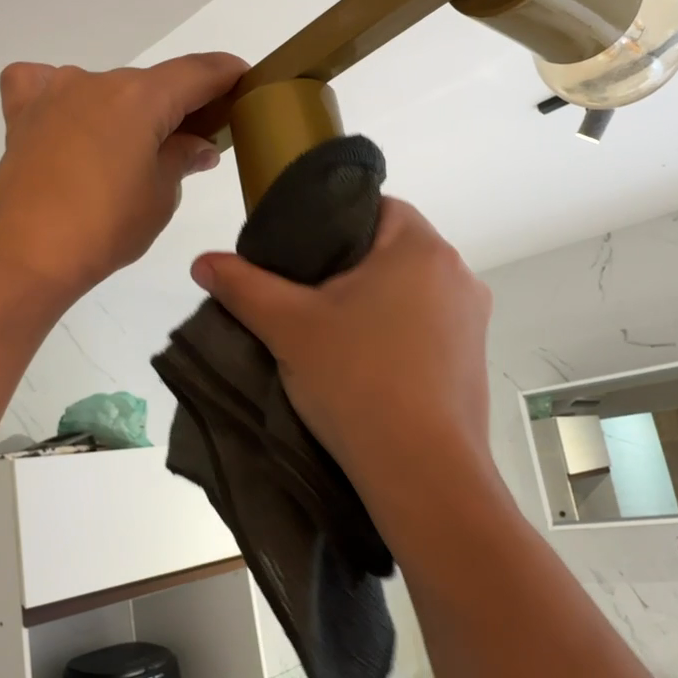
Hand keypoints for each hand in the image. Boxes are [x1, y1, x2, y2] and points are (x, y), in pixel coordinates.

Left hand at [0, 52, 246, 302]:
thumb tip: (198, 145)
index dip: (225, 75)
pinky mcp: (21, 116)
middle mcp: (97, 81)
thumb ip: (182, 159)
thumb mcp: (159, 198)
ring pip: (103, 90)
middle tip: (191, 144)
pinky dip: (60, 98)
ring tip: (129, 153)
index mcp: (141, 97)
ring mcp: (54, 95)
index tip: (244, 81)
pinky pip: (42, 87)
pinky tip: (65, 123)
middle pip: (149, 85)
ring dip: (124, 113)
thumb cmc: (105, 228)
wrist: (24, 256)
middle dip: (174, 108)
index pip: (197, 73)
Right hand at [188, 199, 493, 500]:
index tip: (300, 256)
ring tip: (333, 337)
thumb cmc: (357, 380)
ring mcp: (473, 320)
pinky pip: (429, 331)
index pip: (376, 207)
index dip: (333, 224)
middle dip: (350, 270)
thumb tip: (202, 262)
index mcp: (420, 247)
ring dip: (375, 306)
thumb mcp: (288, 327)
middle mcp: (458, 274)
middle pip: (392, 251)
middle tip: (305, 298)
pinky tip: (368, 369)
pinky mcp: (475, 361)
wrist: (422, 471)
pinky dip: (398, 339)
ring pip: (412, 294)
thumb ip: (243, 286)